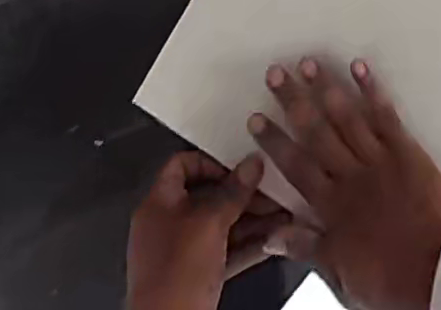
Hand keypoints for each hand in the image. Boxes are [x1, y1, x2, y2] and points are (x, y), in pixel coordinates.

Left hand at [126, 151, 296, 309]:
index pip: (181, 164)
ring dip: (251, 220)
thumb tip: (252, 165)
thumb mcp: (209, 224)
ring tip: (282, 214)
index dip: (211, 161)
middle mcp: (167, 226)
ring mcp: (181, 255)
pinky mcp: (196, 279)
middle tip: (270, 189)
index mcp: (158, 205)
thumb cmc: (177, 277)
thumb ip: (233, 192)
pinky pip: (224, 252)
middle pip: (208, 196)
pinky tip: (273, 240)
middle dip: (242, 194)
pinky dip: (247, 245)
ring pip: (220, 226)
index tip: (239, 166)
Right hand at [249, 58, 440, 309]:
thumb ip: (307, 248)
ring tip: (309, 64)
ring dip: (326, 87)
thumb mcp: (343, 274)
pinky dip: (371, 89)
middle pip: (316, 132)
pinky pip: (386, 114)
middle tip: (276, 74)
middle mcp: (351, 176)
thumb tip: (272, 235)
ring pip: (347, 117)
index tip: (256, 118)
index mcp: (333, 206)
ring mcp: (379, 159)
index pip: (296, 166)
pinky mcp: (406, 149)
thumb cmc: (393, 279)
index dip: (273, 141)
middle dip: (293, 100)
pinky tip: (359, 67)